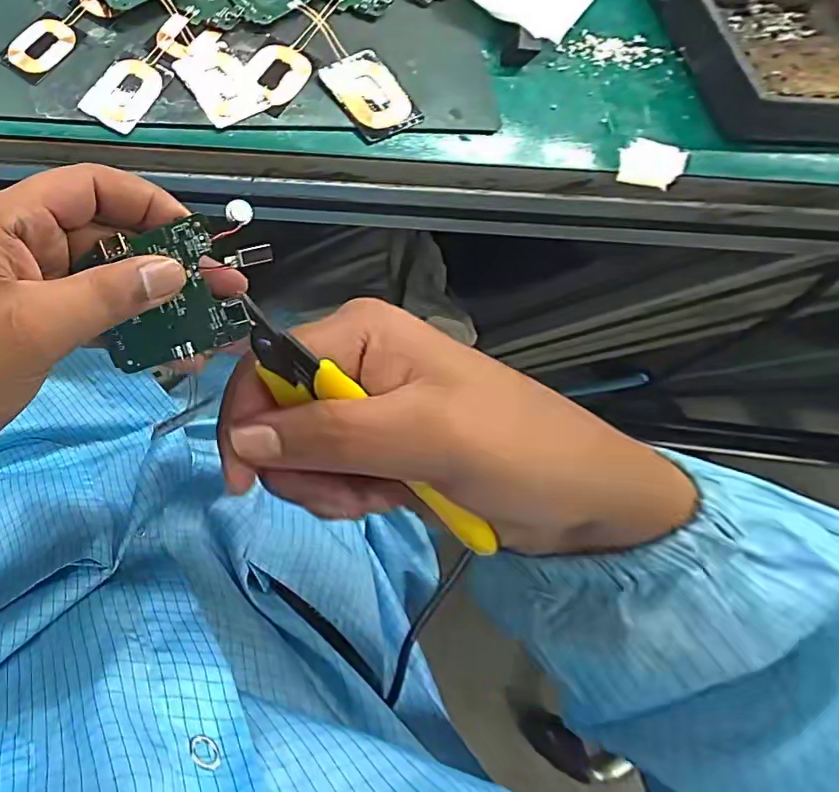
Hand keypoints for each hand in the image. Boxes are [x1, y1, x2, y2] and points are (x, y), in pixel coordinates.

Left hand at [0, 164, 245, 485]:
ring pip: (99, 271)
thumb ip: (109, 293)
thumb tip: (175, 269)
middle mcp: (16, 240)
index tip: (192, 235)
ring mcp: (25, 280)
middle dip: (160, 256)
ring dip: (149, 293)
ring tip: (208, 317)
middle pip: (100, 229)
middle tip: (221, 285)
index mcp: (5, 222)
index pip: (86, 186)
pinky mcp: (31, 316)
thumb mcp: (37, 328)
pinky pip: (86, 305)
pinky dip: (123, 320)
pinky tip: (168, 340)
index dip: (144, 201)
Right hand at [217, 298, 694, 555]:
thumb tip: (241, 440)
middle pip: (273, 410)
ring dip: (321, 484)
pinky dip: (339, 492)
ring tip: (372, 498)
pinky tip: (381, 500)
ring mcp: (357, 401)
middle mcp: (346, 358)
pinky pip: (320, 467)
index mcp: (354, 331)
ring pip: (291, 446)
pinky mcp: (368, 440)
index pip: (265, 364)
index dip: (245, 416)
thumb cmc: (517, 451)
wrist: (597, 507)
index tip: (244, 479)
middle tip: (343, 495)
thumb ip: (327, 435)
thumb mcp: (420, 437)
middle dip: (298, 462)